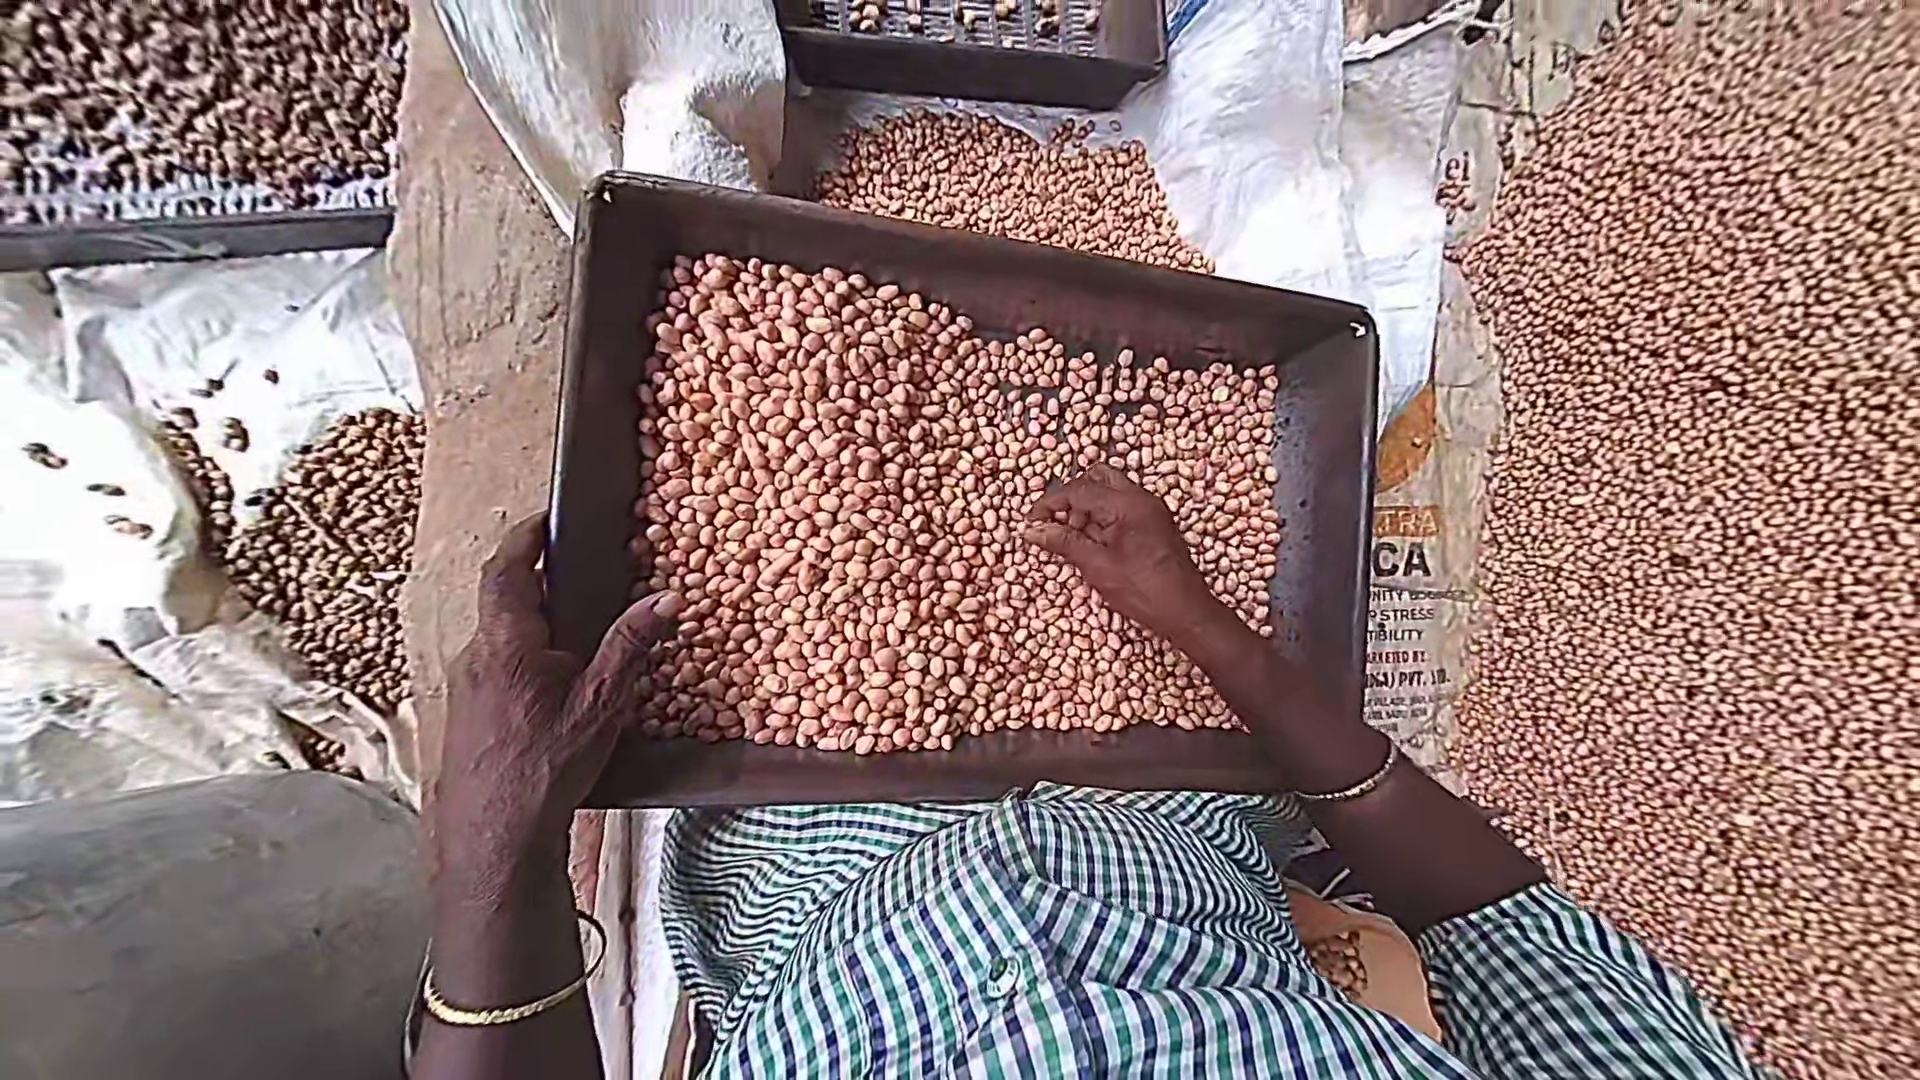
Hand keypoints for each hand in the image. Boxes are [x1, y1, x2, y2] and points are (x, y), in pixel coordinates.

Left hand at [432, 514, 681, 881]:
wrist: (492, 836)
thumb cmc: (548, 763)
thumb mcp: (602, 702)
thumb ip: (631, 644)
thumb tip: (668, 598)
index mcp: (507, 646)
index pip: (506, 572)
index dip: (524, 538)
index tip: (546, 516)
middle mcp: (476, 656)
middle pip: (501, 598)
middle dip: (535, 573)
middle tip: (576, 561)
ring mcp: (466, 684)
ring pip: (500, 631)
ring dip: (533, 611)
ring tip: (576, 612)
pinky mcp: (467, 708)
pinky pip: (498, 658)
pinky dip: (526, 643)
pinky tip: (557, 668)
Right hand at [1023, 464, 1232, 652]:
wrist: (1187, 611)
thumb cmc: (1144, 591)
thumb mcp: (1097, 566)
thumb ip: (1064, 542)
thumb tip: (1033, 530)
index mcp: (1127, 504)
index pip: (1078, 489)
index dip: (1050, 504)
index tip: (1032, 521)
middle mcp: (1141, 499)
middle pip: (1096, 478)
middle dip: (1071, 498)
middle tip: (1056, 525)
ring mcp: (1150, 510)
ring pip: (1109, 491)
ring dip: (1086, 508)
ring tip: (1074, 539)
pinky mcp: (1154, 523)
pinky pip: (1121, 507)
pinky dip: (1101, 517)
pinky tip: (1093, 544)